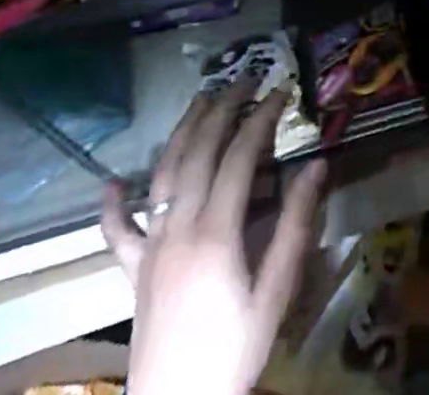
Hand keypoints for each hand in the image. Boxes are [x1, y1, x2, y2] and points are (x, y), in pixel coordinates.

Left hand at [101, 80, 326, 394]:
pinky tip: (111, 181)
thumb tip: (317, 164)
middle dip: (221, 110)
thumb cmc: (236, 347)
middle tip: (244, 80)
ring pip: (162, 176)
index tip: (280, 91)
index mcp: (216, 231)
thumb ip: (295, 223)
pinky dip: (113, 204)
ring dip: (181, 133)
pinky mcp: (134, 271)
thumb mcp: (277, 288)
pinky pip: (117, 232)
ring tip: (199, 101)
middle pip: (198, 153)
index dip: (261, 119)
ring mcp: (150, 247)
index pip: (239, 157)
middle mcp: (178, 228)